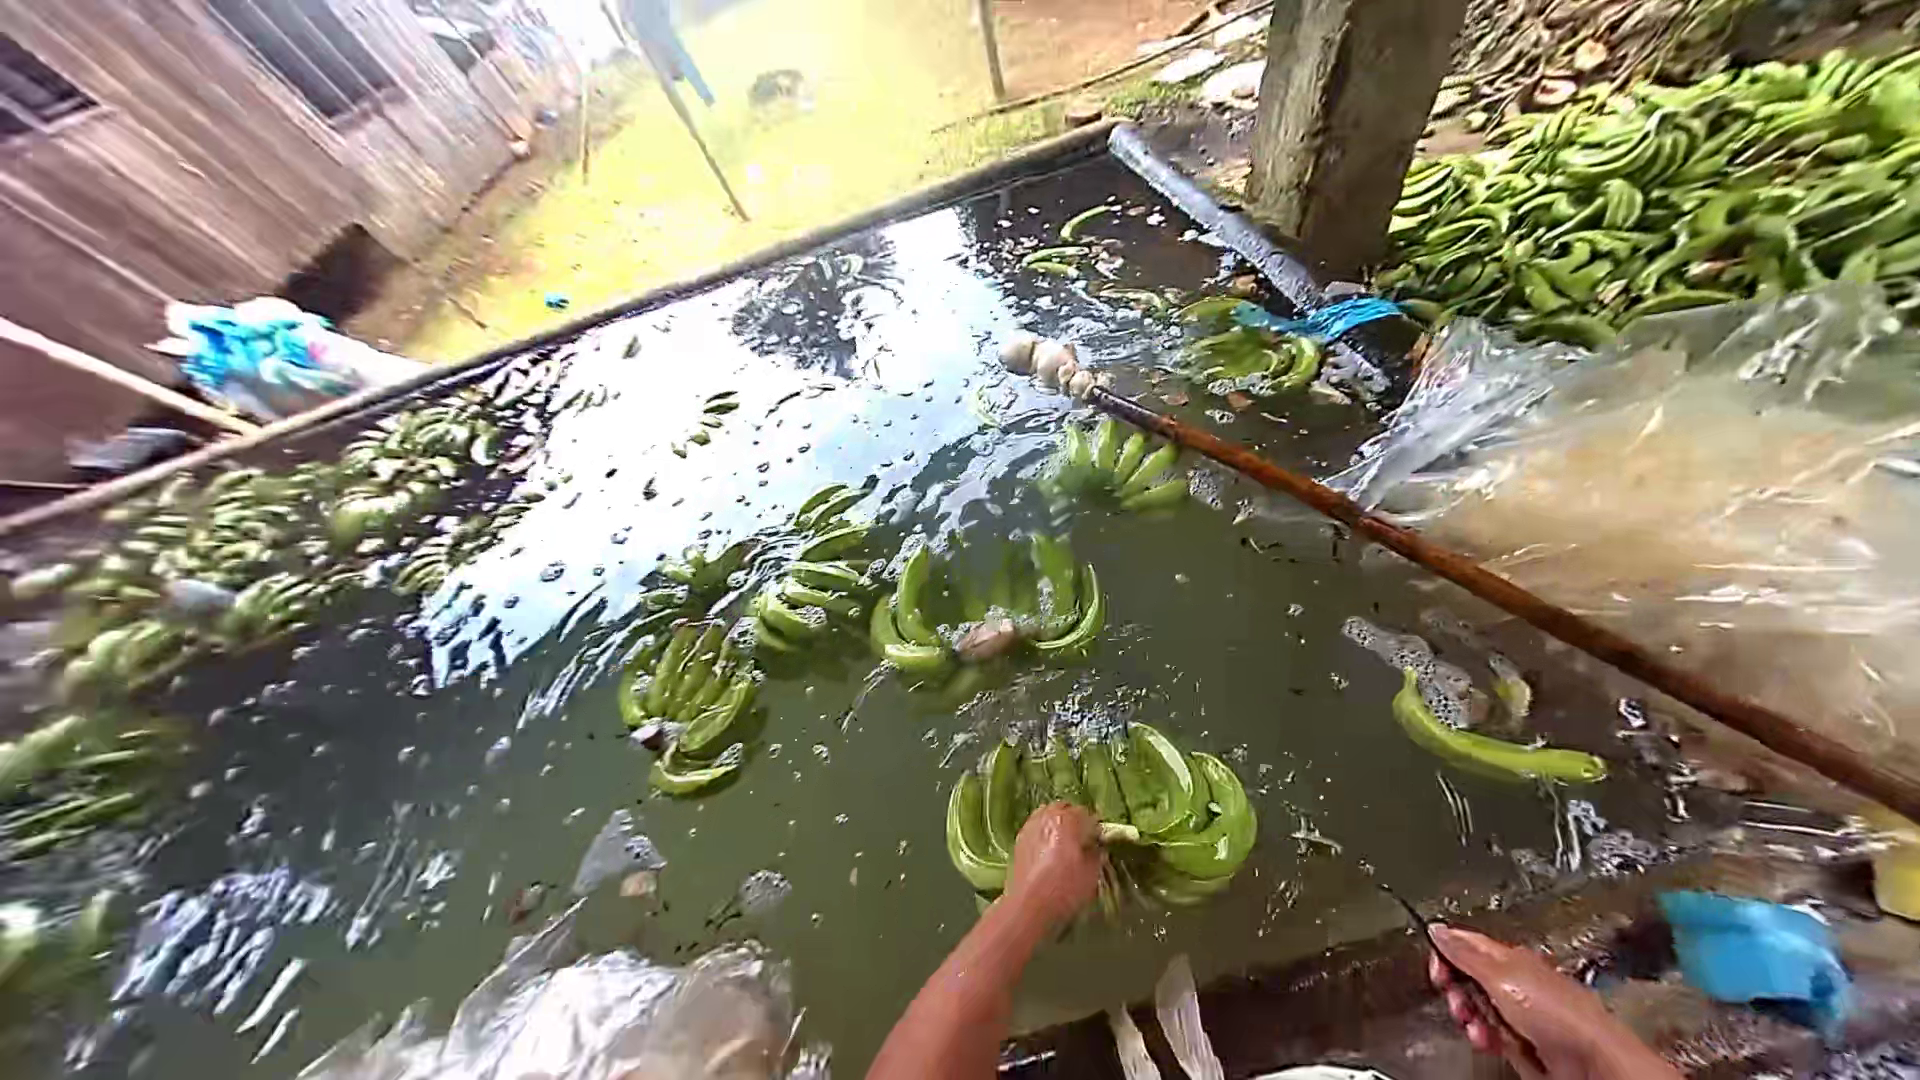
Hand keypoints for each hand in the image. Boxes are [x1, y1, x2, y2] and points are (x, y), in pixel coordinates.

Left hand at [1002, 802, 1101, 929]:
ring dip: (1060, 822)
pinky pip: (1037, 825)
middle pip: (1066, 809)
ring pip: (1049, 814)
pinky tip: (1049, 848)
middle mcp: (1048, 816)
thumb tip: (1096, 846)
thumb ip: (1096, 854)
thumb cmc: (1064, 890)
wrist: (1028, 906)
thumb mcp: (1091, 874)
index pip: (1088, 815)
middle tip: (1084, 839)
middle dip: (1077, 820)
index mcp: (1067, 820)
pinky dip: (1046, 830)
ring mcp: (1031, 824)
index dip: (1097, 828)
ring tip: (1066, 841)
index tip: (1100, 840)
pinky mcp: (1021, 836)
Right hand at [1428, 924, 1681, 1079]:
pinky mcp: (1527, 1043)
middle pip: (1467, 977)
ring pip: (1477, 1008)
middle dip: (1456, 992)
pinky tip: (1488, 1041)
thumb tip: (1435, 927)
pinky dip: (1486, 1038)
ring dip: (1470, 1018)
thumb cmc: (1556, 1015)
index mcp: (1509, 958)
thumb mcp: (1501, 976)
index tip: (1437, 973)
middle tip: (1458, 1003)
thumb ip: (1464, 952)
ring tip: (1476, 1029)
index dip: (1445, 955)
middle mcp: (1514, 982)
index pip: (1464, 945)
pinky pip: (1493, 1034)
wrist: (1600, 1068)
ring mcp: (1521, 1014)